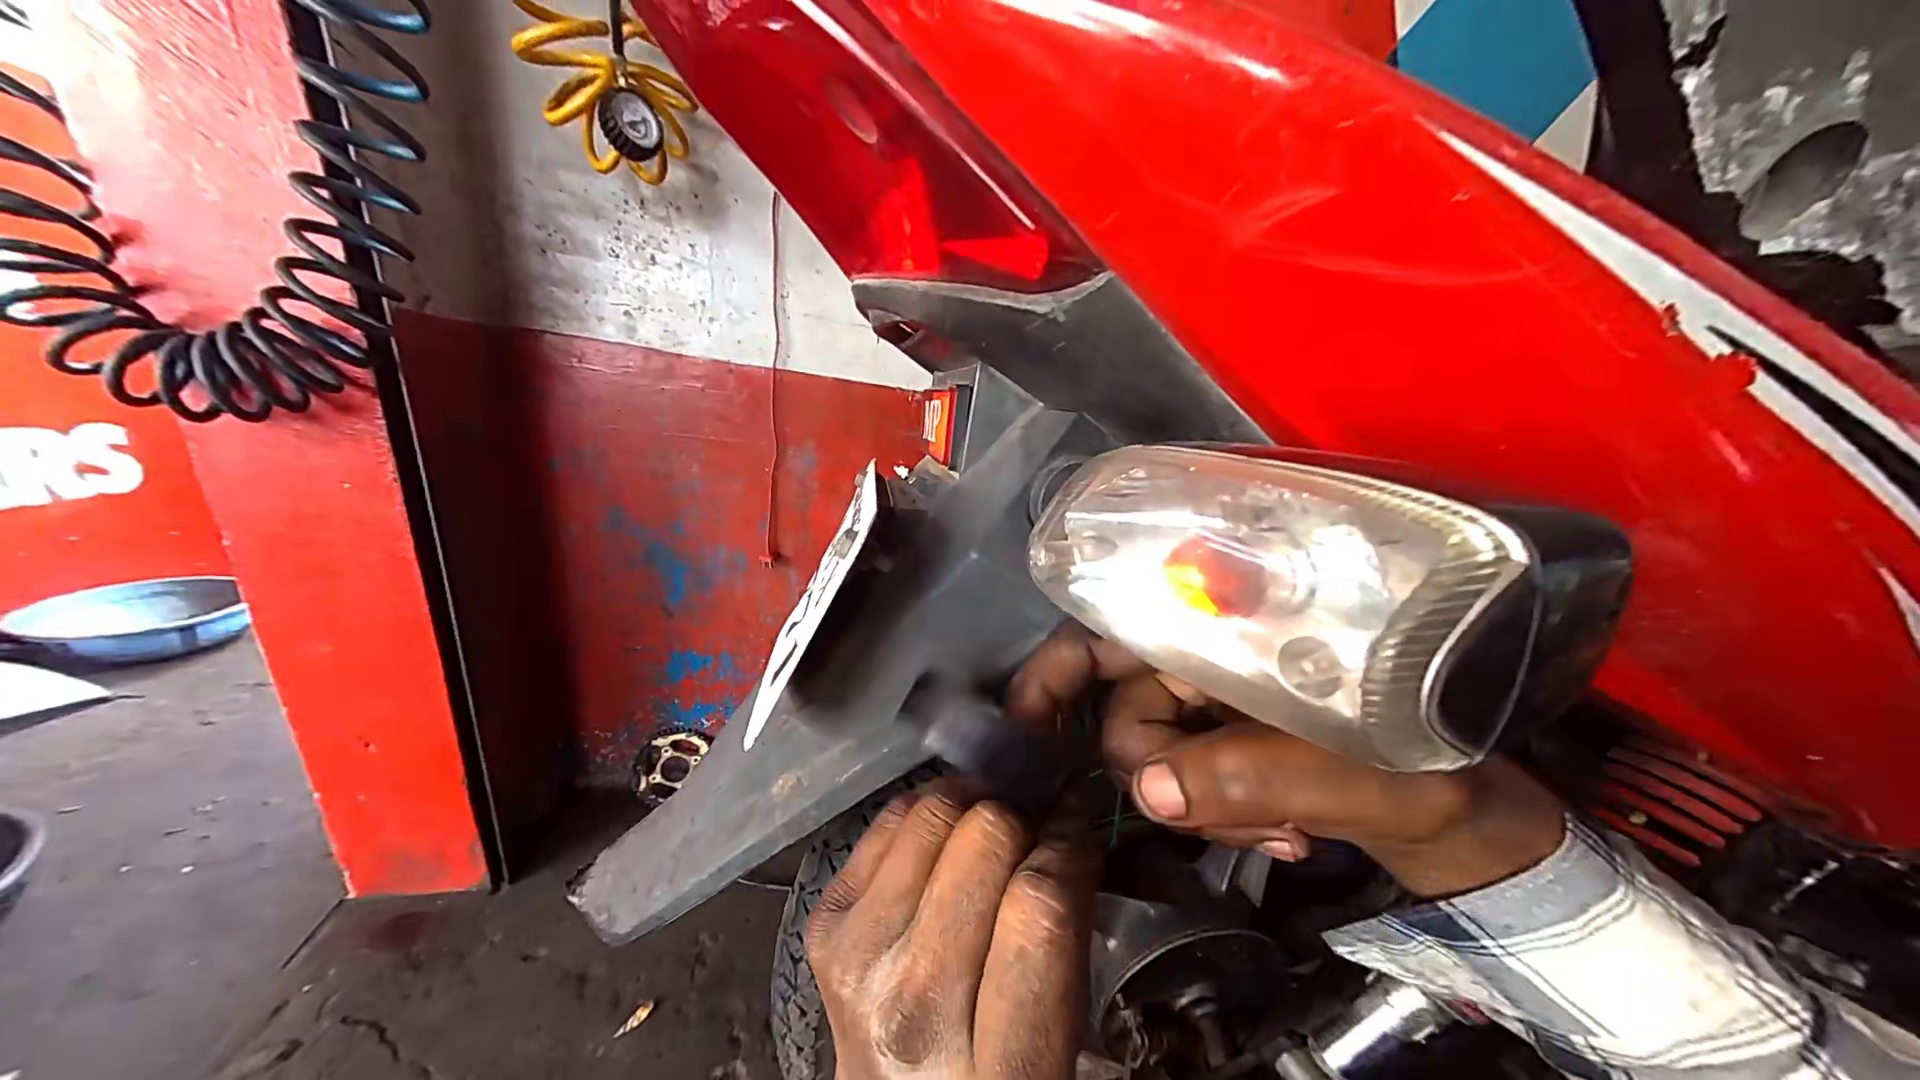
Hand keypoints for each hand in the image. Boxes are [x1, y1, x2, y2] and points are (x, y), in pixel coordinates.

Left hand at [807, 786, 1099, 1079]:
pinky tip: (947, 834)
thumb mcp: (1058, 1040)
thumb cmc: (986, 1073)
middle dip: (1020, 821)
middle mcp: (914, 1010)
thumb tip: (1067, 823)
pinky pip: (888, 821)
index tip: (1077, 825)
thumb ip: (1068, 939)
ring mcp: (858, 958)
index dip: (1066, 848)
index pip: (1037, 910)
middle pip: (982, 843)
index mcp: (1000, 1070)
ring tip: (990, 830)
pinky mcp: (825, 926)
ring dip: (972, 807)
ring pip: (932, 816)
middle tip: (1031, 834)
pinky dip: (926, 812)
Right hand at [1006, 624, 1566, 897]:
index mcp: (1230, 628)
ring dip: (1201, 803)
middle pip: (1125, 708)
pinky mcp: (1219, 742)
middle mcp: (1206, 656)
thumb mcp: (1359, 772)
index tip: (1024, 720)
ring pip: (1150, 755)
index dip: (1059, 667)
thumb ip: (1254, 774)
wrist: (1468, 811)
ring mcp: (1210, 704)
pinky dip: (1212, 811)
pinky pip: (1178, 781)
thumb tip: (1148, 790)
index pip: (1117, 628)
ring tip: (1283, 825)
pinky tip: (1276, 827)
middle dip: (1164, 772)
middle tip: (1246, 813)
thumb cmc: (1433, 767)